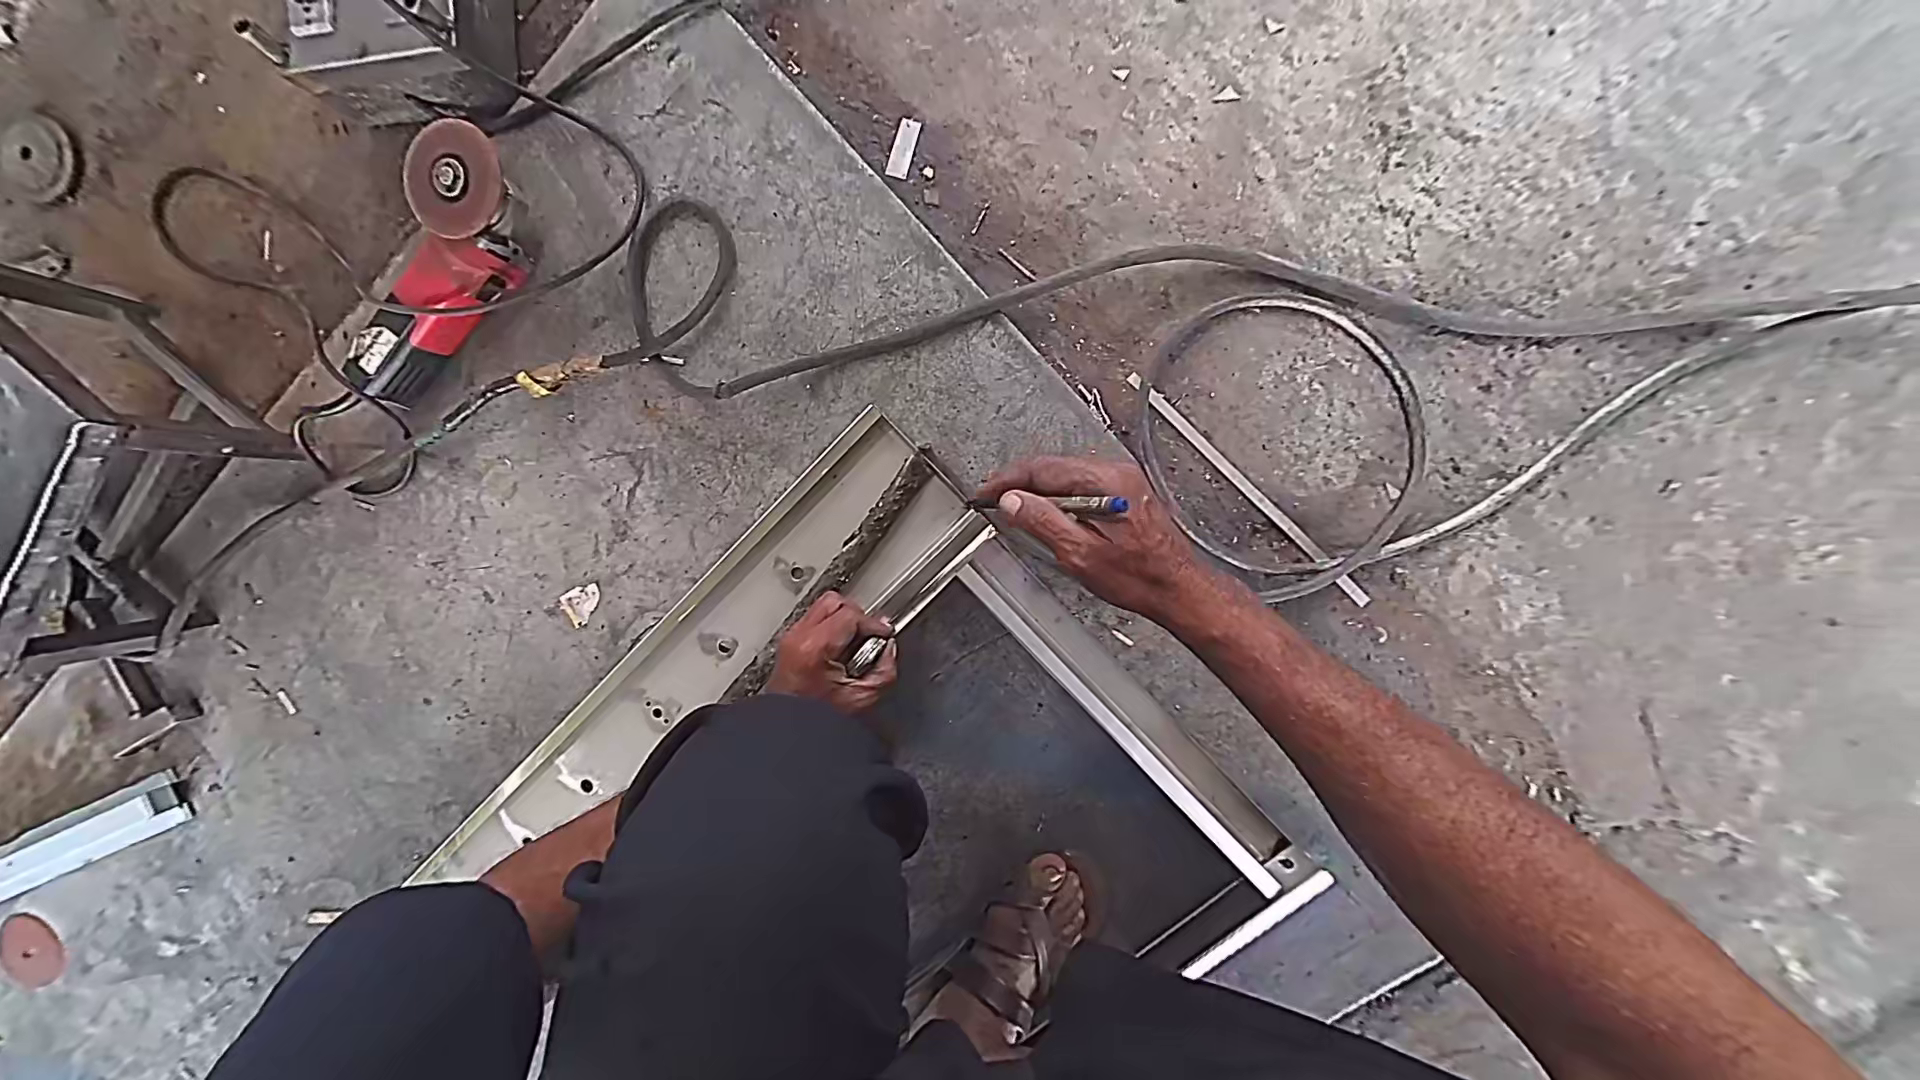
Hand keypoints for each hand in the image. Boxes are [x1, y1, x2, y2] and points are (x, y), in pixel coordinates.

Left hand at [766, 591, 897, 713]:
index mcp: (815, 648)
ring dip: (844, 620)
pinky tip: (839, 651)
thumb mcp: (863, 697)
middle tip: (869, 636)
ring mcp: (791, 639)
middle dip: (857, 616)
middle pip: (835, 602)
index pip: (851, 614)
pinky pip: (815, 621)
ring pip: (824, 607)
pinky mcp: (789, 644)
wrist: (787, 735)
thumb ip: (885, 668)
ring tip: (854, 643)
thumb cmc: (816, 722)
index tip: (884, 636)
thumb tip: (888, 647)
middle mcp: (798, 638)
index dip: (873, 624)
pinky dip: (832, 628)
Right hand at [975, 455, 1215, 625]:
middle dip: (1018, 482)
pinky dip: (1057, 496)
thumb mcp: (1080, 554)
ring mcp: (1123, 481)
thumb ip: (1043, 522)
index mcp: (1105, 482)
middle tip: (994, 500)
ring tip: (1015, 509)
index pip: (1042, 469)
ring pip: (1065, 475)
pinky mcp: (1125, 492)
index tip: (987, 493)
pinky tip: (1048, 513)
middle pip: (1053, 467)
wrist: (1177, 588)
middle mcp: (1116, 473)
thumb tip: (1012, 501)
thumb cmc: (1139, 577)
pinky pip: (1080, 484)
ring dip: (1037, 489)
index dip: (1007, 480)